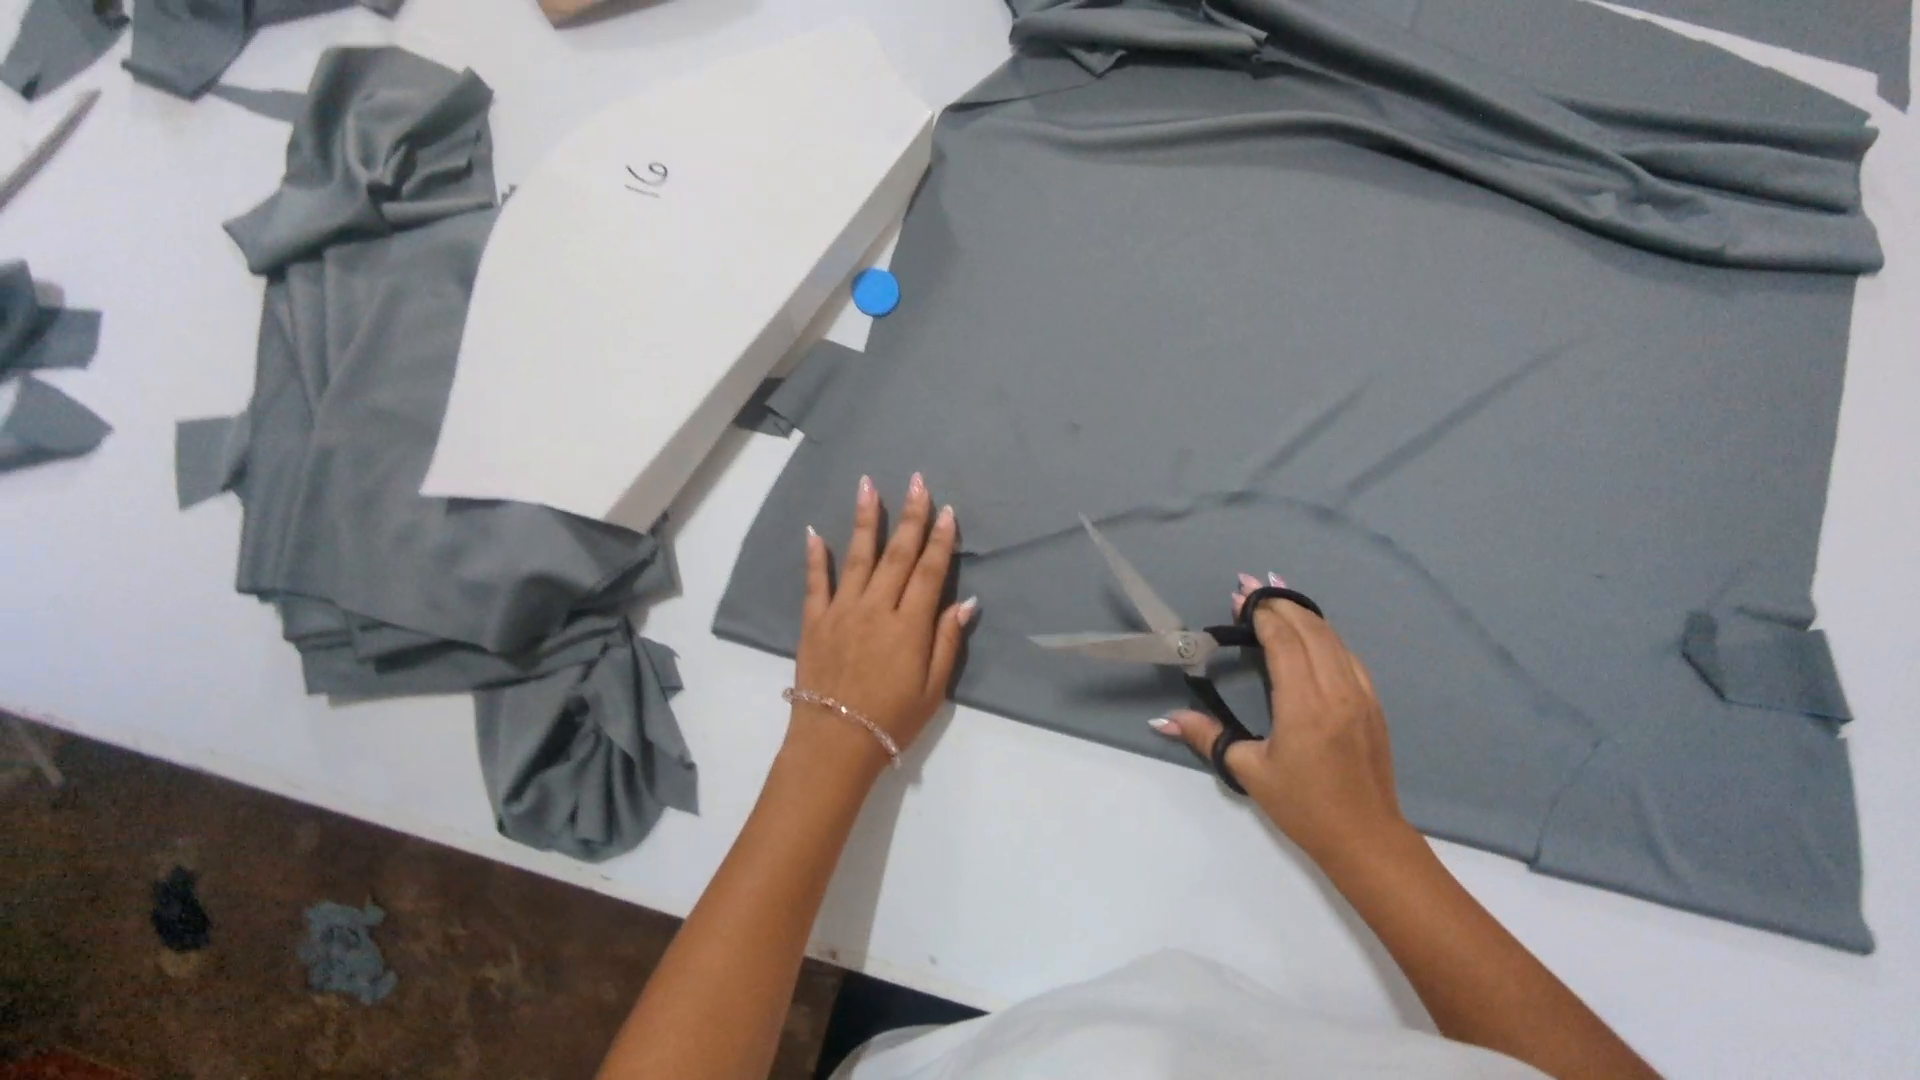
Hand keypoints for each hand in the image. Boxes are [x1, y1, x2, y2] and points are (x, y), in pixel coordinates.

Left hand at [790, 473, 976, 775]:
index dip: (940, 540)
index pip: (930, 572)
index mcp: (910, 625)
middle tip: (917, 481)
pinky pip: (815, 582)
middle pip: (897, 554)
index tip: (946, 510)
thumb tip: (966, 602)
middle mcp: (877, 608)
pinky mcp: (814, 621)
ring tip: (868, 485)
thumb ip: (948, 642)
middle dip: (910, 516)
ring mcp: (842, 611)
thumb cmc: (892, 720)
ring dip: (865, 519)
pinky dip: (815, 556)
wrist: (835, 742)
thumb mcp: (934, 689)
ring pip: (857, 556)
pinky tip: (814, 531)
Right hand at [1152, 573, 1408, 865]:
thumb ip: (1207, 736)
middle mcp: (1337, 691)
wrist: (1366, 838)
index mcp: (1305, 707)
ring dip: (1305, 614)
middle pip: (1311, 630)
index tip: (1239, 598)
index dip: (1262, 616)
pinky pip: (1349, 656)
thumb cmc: (1303, 806)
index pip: (1284, 642)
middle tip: (1251, 588)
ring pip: (1334, 638)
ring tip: (1277, 599)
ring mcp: (1361, 695)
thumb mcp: (1249, 771)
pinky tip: (1311, 633)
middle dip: (1281, 604)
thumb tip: (1162, 720)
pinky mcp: (1374, 704)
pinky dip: (1326, 635)